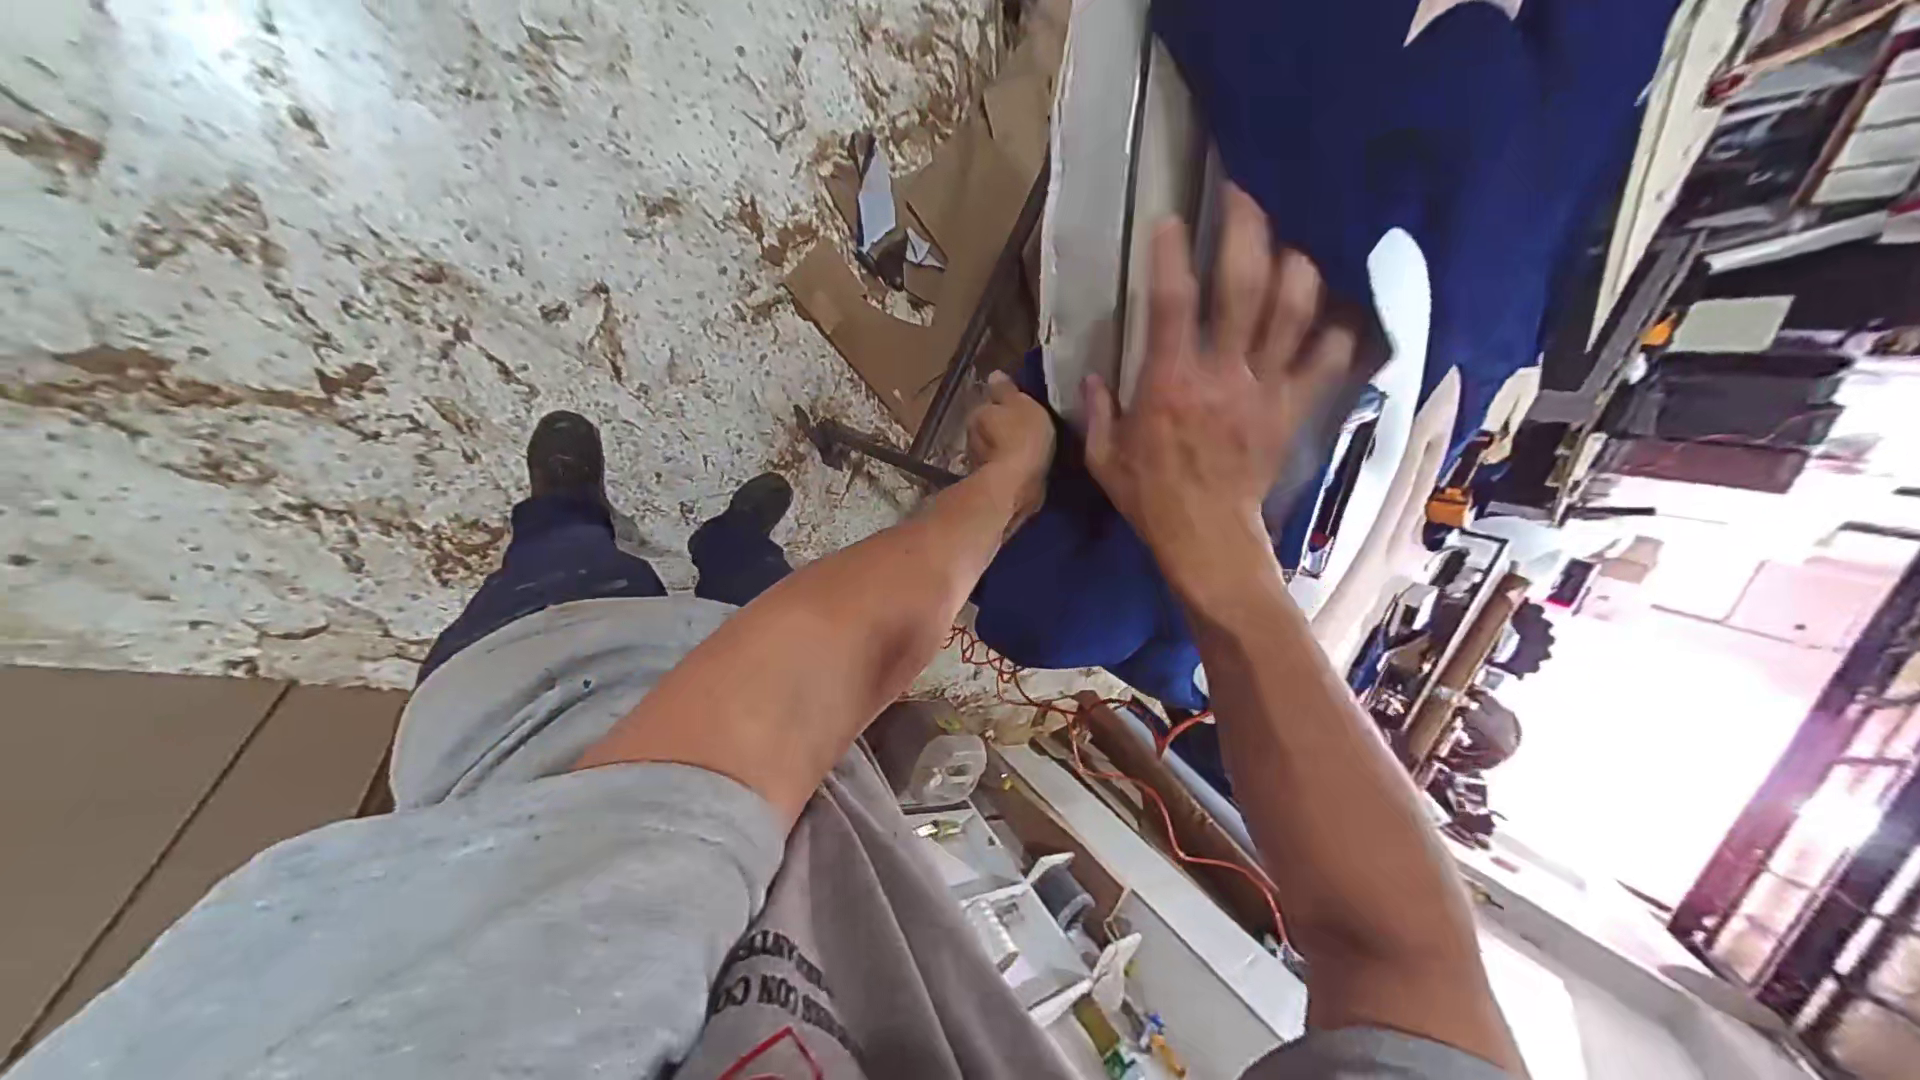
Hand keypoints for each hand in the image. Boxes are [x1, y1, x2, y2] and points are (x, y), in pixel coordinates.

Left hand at [967, 369, 1055, 526]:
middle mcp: (971, 437)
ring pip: (994, 449)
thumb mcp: (1021, 404)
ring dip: (1006, 450)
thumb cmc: (1021, 438)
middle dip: (1004, 429)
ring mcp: (977, 463)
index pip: (990, 403)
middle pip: (989, 427)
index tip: (1022, 410)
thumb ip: (1007, 390)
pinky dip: (1010, 468)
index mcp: (977, 413)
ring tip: (1029, 452)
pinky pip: (1001, 469)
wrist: (1015, 486)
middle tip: (1028, 431)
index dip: (1006, 406)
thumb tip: (994, 375)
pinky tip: (1025, 470)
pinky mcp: (988, 485)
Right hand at [1082, 187, 1355, 602]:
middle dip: (1247, 230)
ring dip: (1296, 266)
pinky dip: (1335, 330)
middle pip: (1244, 286)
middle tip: (1244, 196)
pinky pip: (1324, 360)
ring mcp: (1264, 388)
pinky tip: (1334, 311)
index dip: (1169, 255)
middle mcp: (1222, 374)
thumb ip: (1096, 412)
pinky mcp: (1291, 409)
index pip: (1171, 303)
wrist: (1207, 537)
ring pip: (1293, 311)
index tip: (1169, 220)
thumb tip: (1093, 378)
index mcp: (1169, 382)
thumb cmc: (1150, 497)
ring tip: (1290, 243)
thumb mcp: (1103, 457)